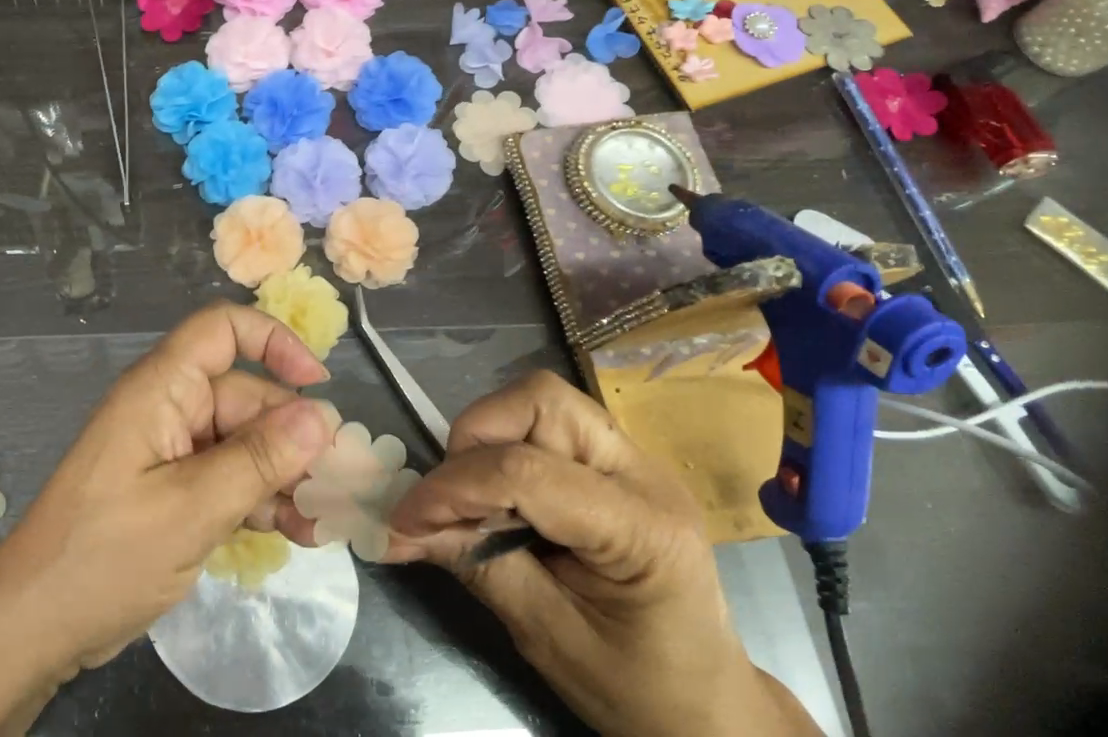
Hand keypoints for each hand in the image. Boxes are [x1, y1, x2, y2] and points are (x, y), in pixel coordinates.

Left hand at [0, 302, 336, 676]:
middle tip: (341, 484)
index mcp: (160, 391)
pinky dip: (262, 501)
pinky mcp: (172, 496)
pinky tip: (300, 535)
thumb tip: (323, 414)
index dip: (273, 342)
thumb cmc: (106, 556)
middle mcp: (167, 411)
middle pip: (246, 397)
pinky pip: (229, 481)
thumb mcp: (191, 508)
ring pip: (244, 445)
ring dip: (286, 477)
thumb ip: (259, 459)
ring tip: (325, 522)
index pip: (221, 330)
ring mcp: (170, 456)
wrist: (36, 625)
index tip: (319, 384)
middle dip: (295, 436)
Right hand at [385, 371, 821, 736]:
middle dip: (474, 439)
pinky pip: (547, 427)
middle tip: (450, 500)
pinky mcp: (618, 465)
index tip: (403, 521)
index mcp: (642, 529)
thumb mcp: (547, 638)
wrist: (708, 707)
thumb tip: (400, 529)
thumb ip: (477, 566)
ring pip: (541, 402)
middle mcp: (644, 474)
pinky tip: (500, 502)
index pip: (526, 471)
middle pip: (540, 402)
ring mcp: (635, 462)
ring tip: (473, 501)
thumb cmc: (636, 688)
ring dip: (488, 439)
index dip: (451, 487)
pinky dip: (505, 449)